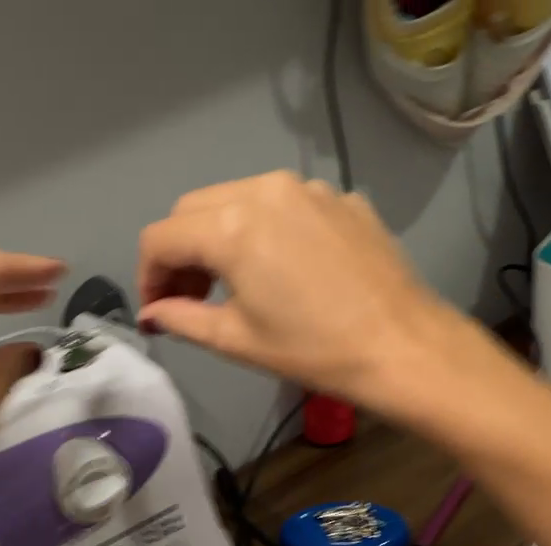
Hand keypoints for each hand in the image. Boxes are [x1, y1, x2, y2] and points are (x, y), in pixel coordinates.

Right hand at [136, 171, 493, 420]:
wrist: (403, 346)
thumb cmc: (313, 350)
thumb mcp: (237, 340)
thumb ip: (183, 318)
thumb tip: (152, 313)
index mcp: (232, 226)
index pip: (161, 237)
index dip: (148, 276)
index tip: (158, 311)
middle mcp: (265, 190)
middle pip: (193, 209)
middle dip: (180, 252)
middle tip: (189, 299)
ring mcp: (308, 189)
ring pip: (236, 198)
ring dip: (218, 236)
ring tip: (231, 284)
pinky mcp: (340, 199)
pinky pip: (283, 204)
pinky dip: (263, 230)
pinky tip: (281, 271)